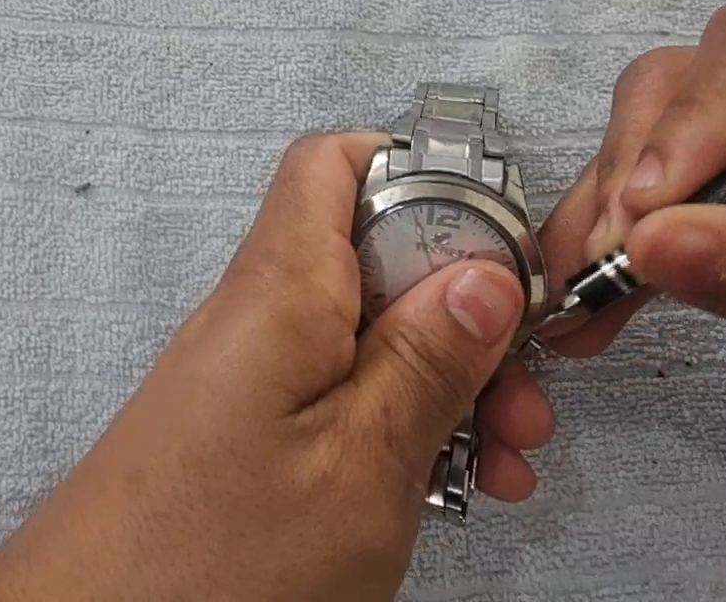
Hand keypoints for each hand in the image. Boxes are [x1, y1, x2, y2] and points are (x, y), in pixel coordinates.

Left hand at [0, 134, 552, 601]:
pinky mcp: (250, 407)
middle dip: (458, 304)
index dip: (418, 174)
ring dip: (441, 372)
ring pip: (367, 322)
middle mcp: (260, 306)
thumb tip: (482, 281)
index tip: (490, 239)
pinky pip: (338, 377)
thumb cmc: (209, 561)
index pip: (335, 163)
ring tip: (495, 448)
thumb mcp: (360, 466)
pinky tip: (441, 468)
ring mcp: (254, 357)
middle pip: (371, 248)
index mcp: (282, 288)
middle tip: (515, 382)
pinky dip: (397, 411)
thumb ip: (424, 362)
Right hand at [543, 0, 725, 527]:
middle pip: (685, 79)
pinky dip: (593, 236)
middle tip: (617, 252)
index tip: (655, 200)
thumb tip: (651, 244)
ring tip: (586, 289)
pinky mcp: (703, 178)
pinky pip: (624, 186)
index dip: (706, 110)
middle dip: (640, 162)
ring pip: (636, 127)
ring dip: (602, 206)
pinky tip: (583, 294)